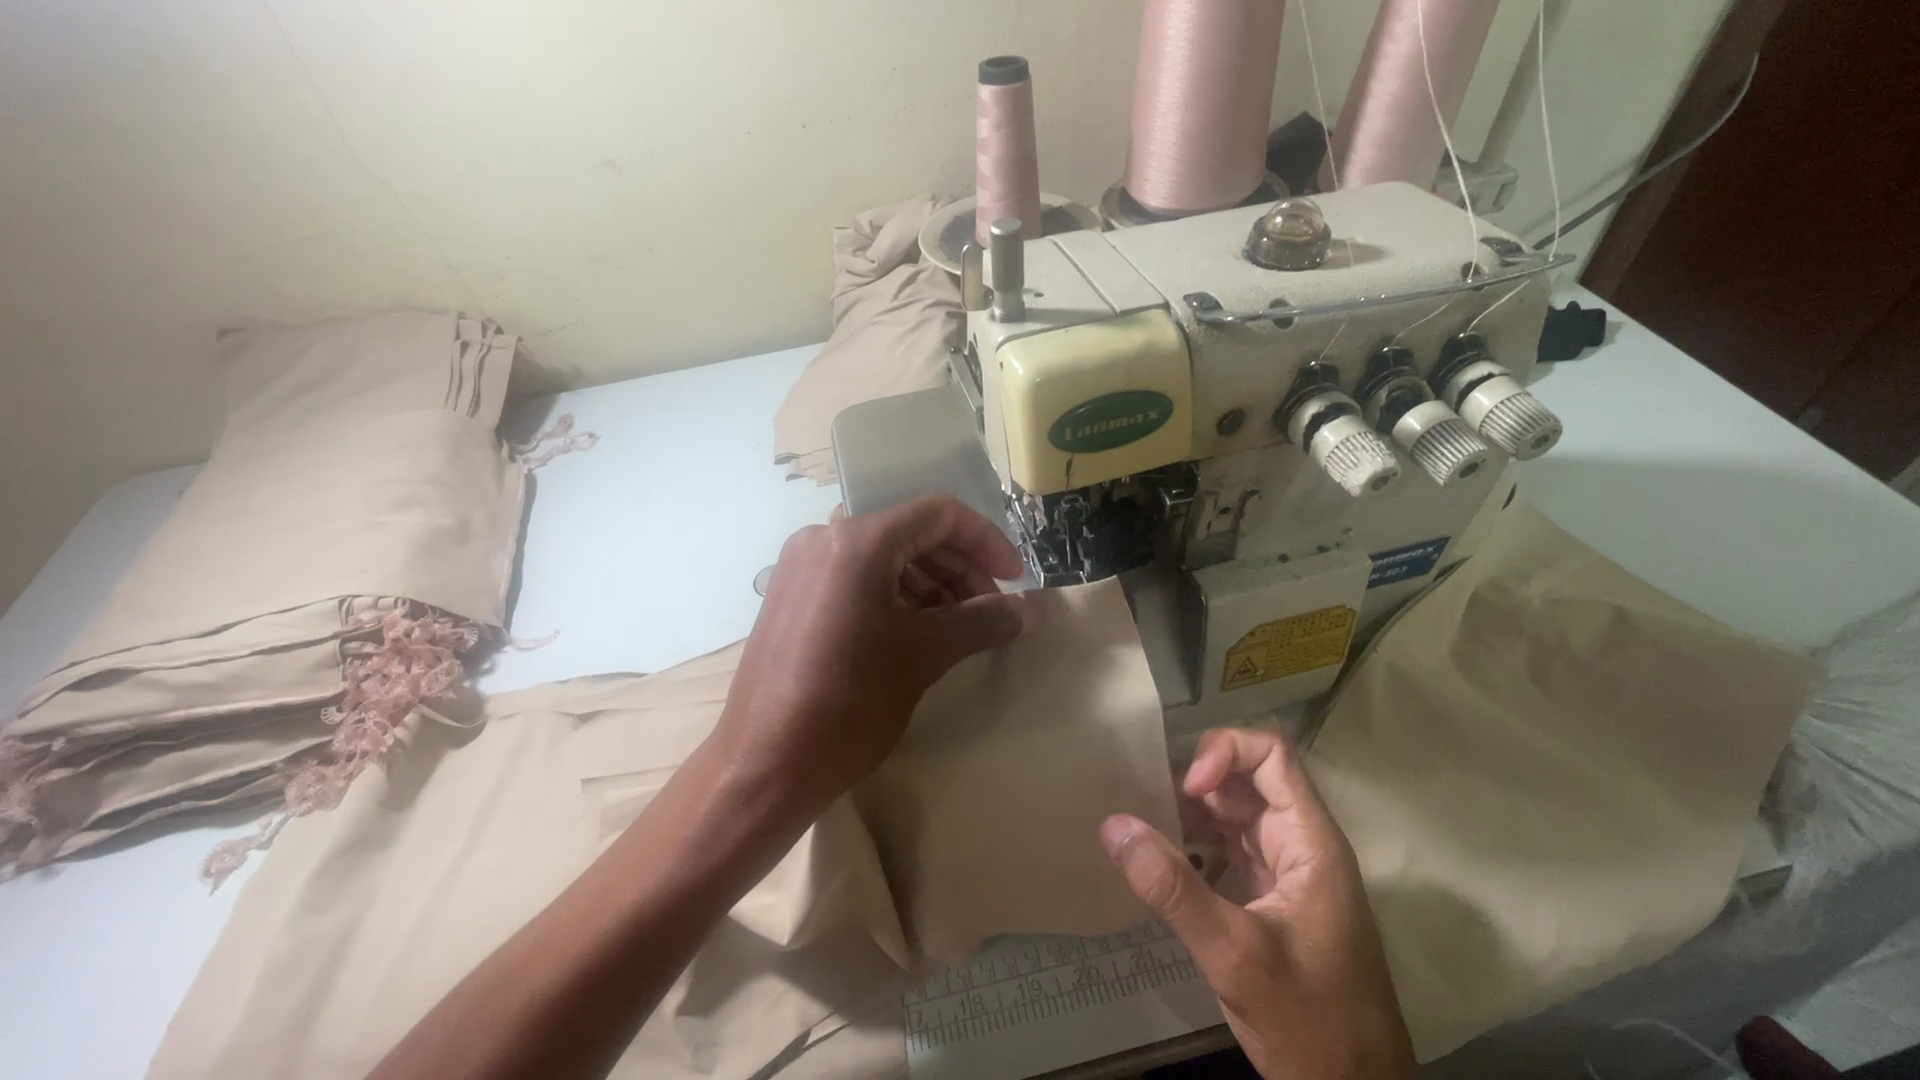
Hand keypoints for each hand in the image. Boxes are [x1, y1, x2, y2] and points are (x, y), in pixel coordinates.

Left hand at [714, 495, 1036, 815]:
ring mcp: (799, 567)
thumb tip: (1033, 610)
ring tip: (957, 626)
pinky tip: (915, 632)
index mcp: (857, 541)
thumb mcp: (925, 655)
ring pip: (882, 556)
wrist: (765, 764)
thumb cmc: (850, 703)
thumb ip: (984, 621)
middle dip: (959, 567)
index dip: (987, 542)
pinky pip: (854, 577)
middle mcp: (822, 539)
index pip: (939, 515)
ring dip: (929, 583)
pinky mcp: (789, 596)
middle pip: (911, 532)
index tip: (1015, 581)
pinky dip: (893, 595)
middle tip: (989, 609)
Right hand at [1101, 728, 1413, 1079]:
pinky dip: (1196, 845)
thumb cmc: (1308, 1020)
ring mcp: (1289, 873)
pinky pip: (1232, 850)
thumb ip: (1174, 888)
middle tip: (1143, 802)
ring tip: (1142, 826)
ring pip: (1238, 815)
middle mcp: (1302, 845)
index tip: (1184, 789)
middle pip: (1250, 779)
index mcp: (1311, 842)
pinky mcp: (1273, 900)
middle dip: (1197, 782)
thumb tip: (1114, 824)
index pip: (1272, 756)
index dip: (1225, 752)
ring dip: (1192, 814)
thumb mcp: (1234, 954)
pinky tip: (1161, 861)